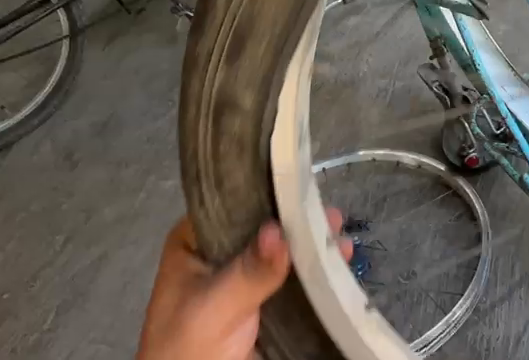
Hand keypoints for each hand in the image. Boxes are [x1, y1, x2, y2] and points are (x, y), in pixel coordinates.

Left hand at [136, 208, 347, 359]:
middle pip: (267, 224)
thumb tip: (278, 230)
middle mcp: (221, 253)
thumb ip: (247, 272)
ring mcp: (245, 279)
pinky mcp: (266, 305)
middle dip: (301, 220)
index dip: (270, 191)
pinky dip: (317, 272)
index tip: (304, 186)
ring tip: (342, 241)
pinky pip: (295, 280)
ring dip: (314, 245)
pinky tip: (342, 262)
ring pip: (285, 251)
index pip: (236, 202)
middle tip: (333, 217)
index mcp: (197, 242)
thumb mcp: (212, 310)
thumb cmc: (186, 352)